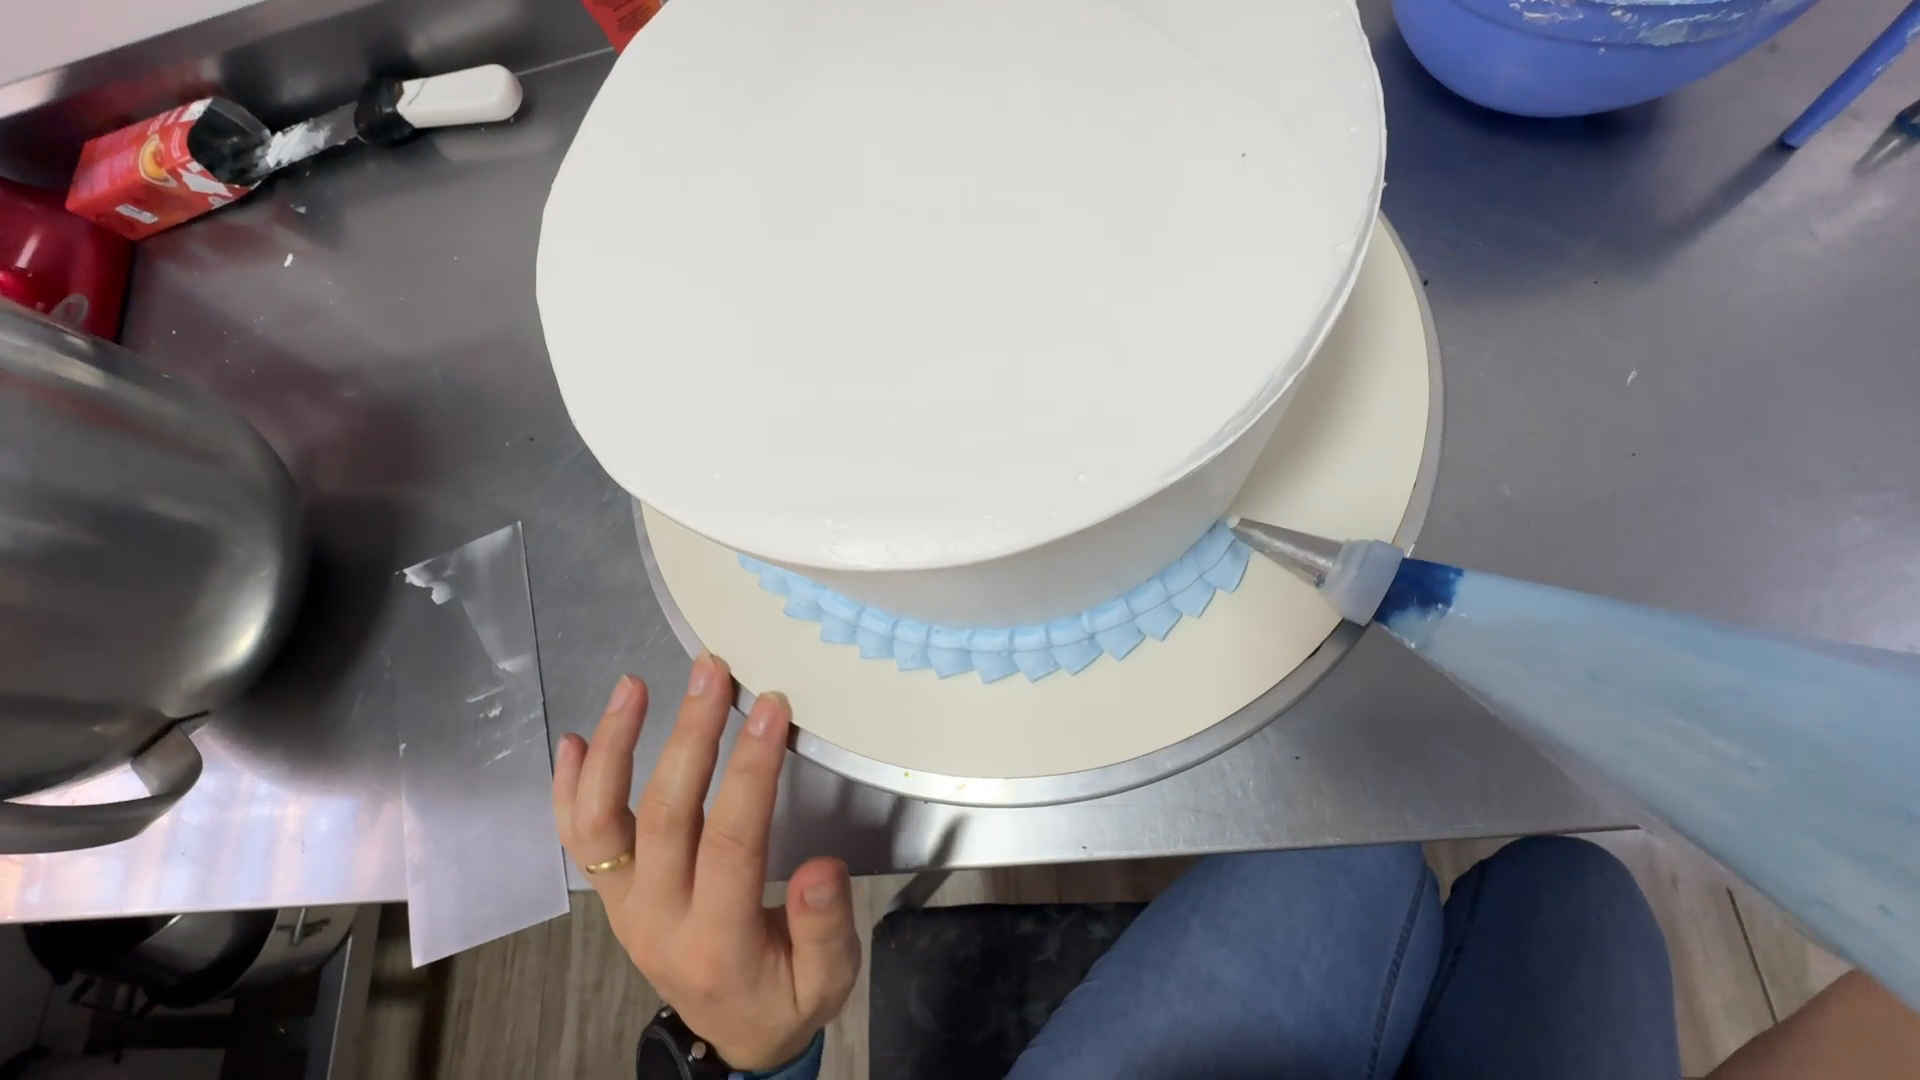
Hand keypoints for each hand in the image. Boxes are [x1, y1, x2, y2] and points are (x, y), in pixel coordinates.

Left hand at [552, 655, 859, 1070]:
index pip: (732, 840)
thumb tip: (823, 867)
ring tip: (633, 686)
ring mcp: (624, 904)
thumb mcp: (826, 981)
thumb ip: (825, 928)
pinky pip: (579, 839)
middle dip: (690, 735)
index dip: (751, 769)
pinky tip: (576, 739)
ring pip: (601, 822)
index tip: (769, 707)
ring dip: (615, 748)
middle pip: (665, 815)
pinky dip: (570, 787)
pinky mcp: (612, 894)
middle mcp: (657, 918)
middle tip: (712, 672)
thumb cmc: (783, 1000)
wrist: (730, 1039)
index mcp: (718, 940)